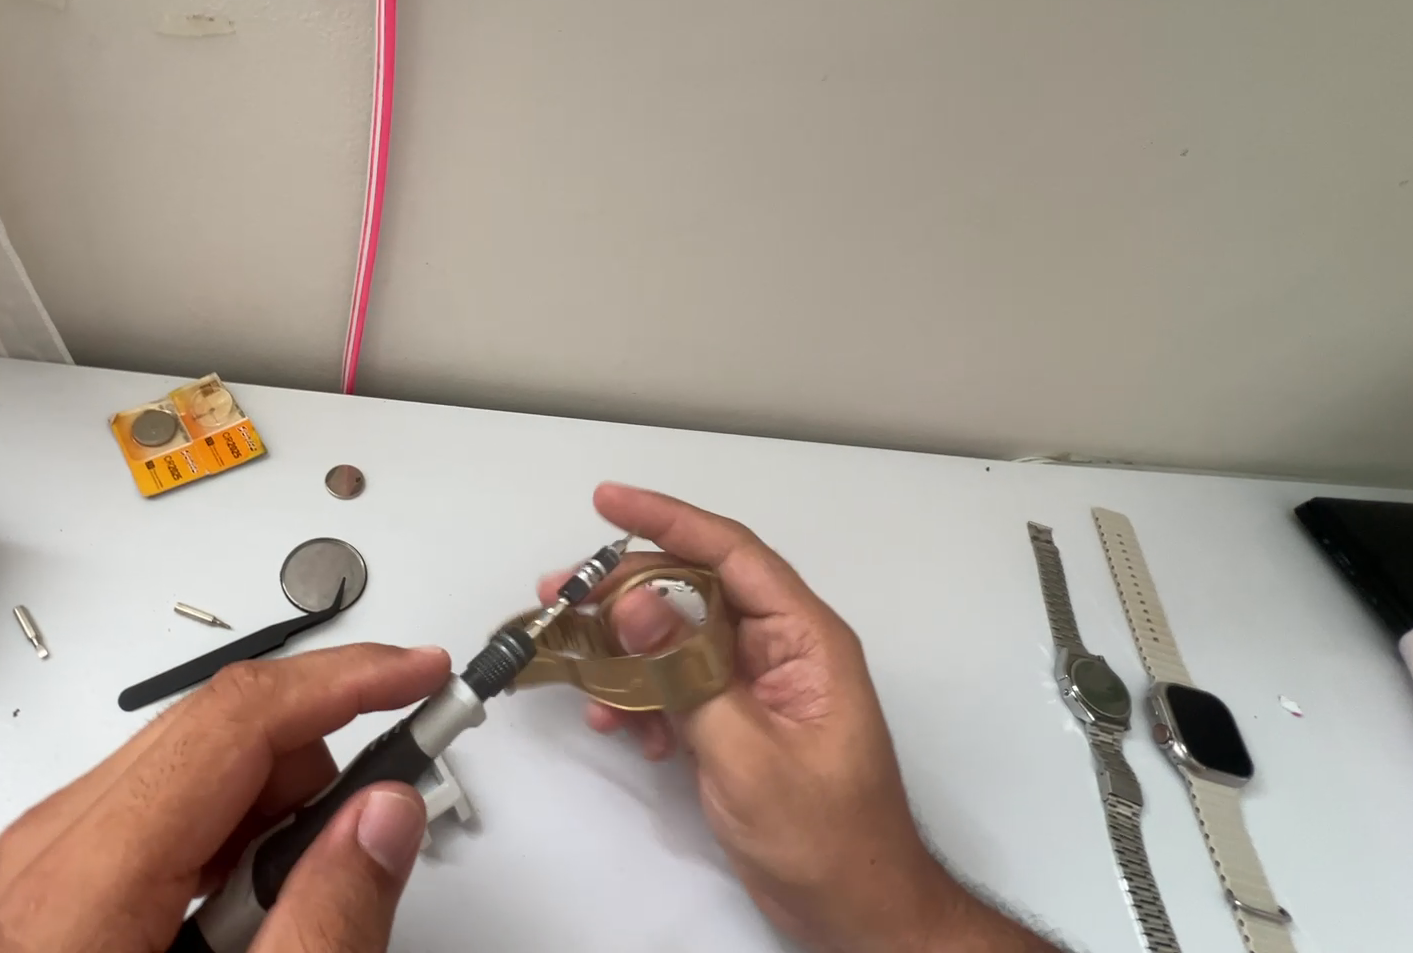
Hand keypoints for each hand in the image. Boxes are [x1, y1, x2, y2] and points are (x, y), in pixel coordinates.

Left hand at [0, 644, 450, 952]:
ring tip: (289, 912)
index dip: (347, 680)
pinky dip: (250, 836)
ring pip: (219, 761)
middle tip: (381, 820)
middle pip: (232, 728)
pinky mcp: (74, 869)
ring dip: (286, 811)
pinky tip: (252, 912)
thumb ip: (327, 925)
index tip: (423, 673)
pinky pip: (193, 803)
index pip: (239, 718)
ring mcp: (60, 851)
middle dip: (323, 762)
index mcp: (85, 877)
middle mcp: (60, 838)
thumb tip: (388, 809)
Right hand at [550, 485, 1059, 952]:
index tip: (608, 501)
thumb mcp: (747, 754)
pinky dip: (636, 694)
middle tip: (560, 592)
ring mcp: (746, 676)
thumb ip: (687, 675)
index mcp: (801, 635)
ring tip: (574, 663)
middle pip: (689, 586)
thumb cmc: (825, 838)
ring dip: (620, 648)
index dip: (667, 518)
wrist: (852, 912)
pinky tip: (617, 722)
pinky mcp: (726, 709)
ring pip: (670, 633)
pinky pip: (669, 678)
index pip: (729, 551)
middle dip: (622, 589)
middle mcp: (773, 642)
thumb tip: (634, 604)